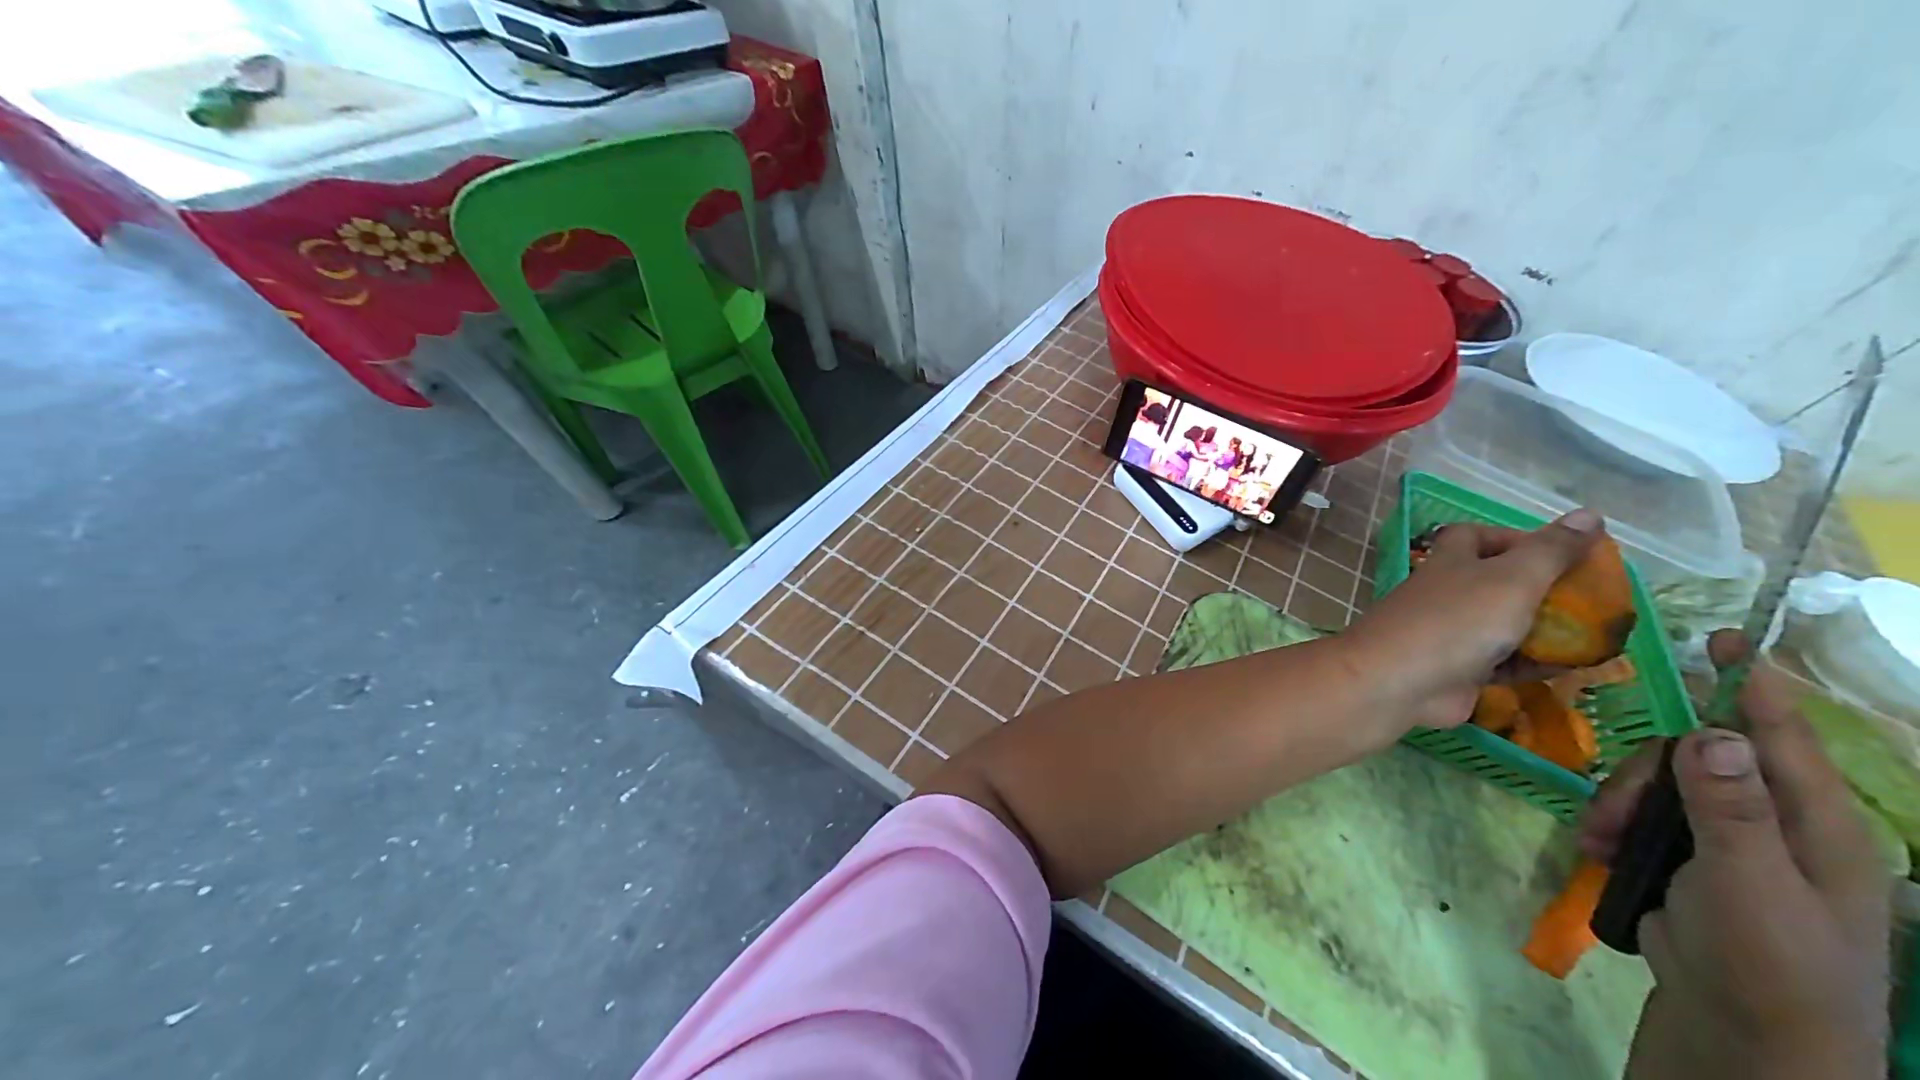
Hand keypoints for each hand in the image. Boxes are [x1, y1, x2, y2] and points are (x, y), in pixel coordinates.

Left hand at [1344, 509, 1603, 730]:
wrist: (1398, 681)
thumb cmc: (1456, 619)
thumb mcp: (1513, 577)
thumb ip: (1551, 550)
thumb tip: (1589, 514)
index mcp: (1450, 561)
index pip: (1475, 535)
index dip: (1515, 537)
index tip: (1562, 550)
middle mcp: (1446, 592)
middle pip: (1494, 581)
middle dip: (1540, 587)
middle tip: (1591, 598)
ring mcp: (1449, 632)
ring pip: (1502, 624)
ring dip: (1544, 629)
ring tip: (1599, 634)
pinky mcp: (1458, 670)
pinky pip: (1504, 663)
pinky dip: (1535, 664)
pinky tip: (1576, 667)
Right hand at [1583, 635, 1890, 1079]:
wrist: (1744, 1033)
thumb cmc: (1769, 962)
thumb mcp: (1748, 884)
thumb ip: (1732, 809)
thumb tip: (1715, 732)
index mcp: (1814, 821)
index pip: (1781, 734)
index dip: (1753, 683)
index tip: (1725, 637)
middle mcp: (1773, 818)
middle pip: (1695, 756)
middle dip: (1643, 775)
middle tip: (1611, 812)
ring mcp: (1728, 838)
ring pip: (1660, 783)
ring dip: (1619, 803)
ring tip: (1596, 840)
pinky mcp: (1688, 855)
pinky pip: (1642, 813)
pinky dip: (1612, 824)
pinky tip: (1597, 848)